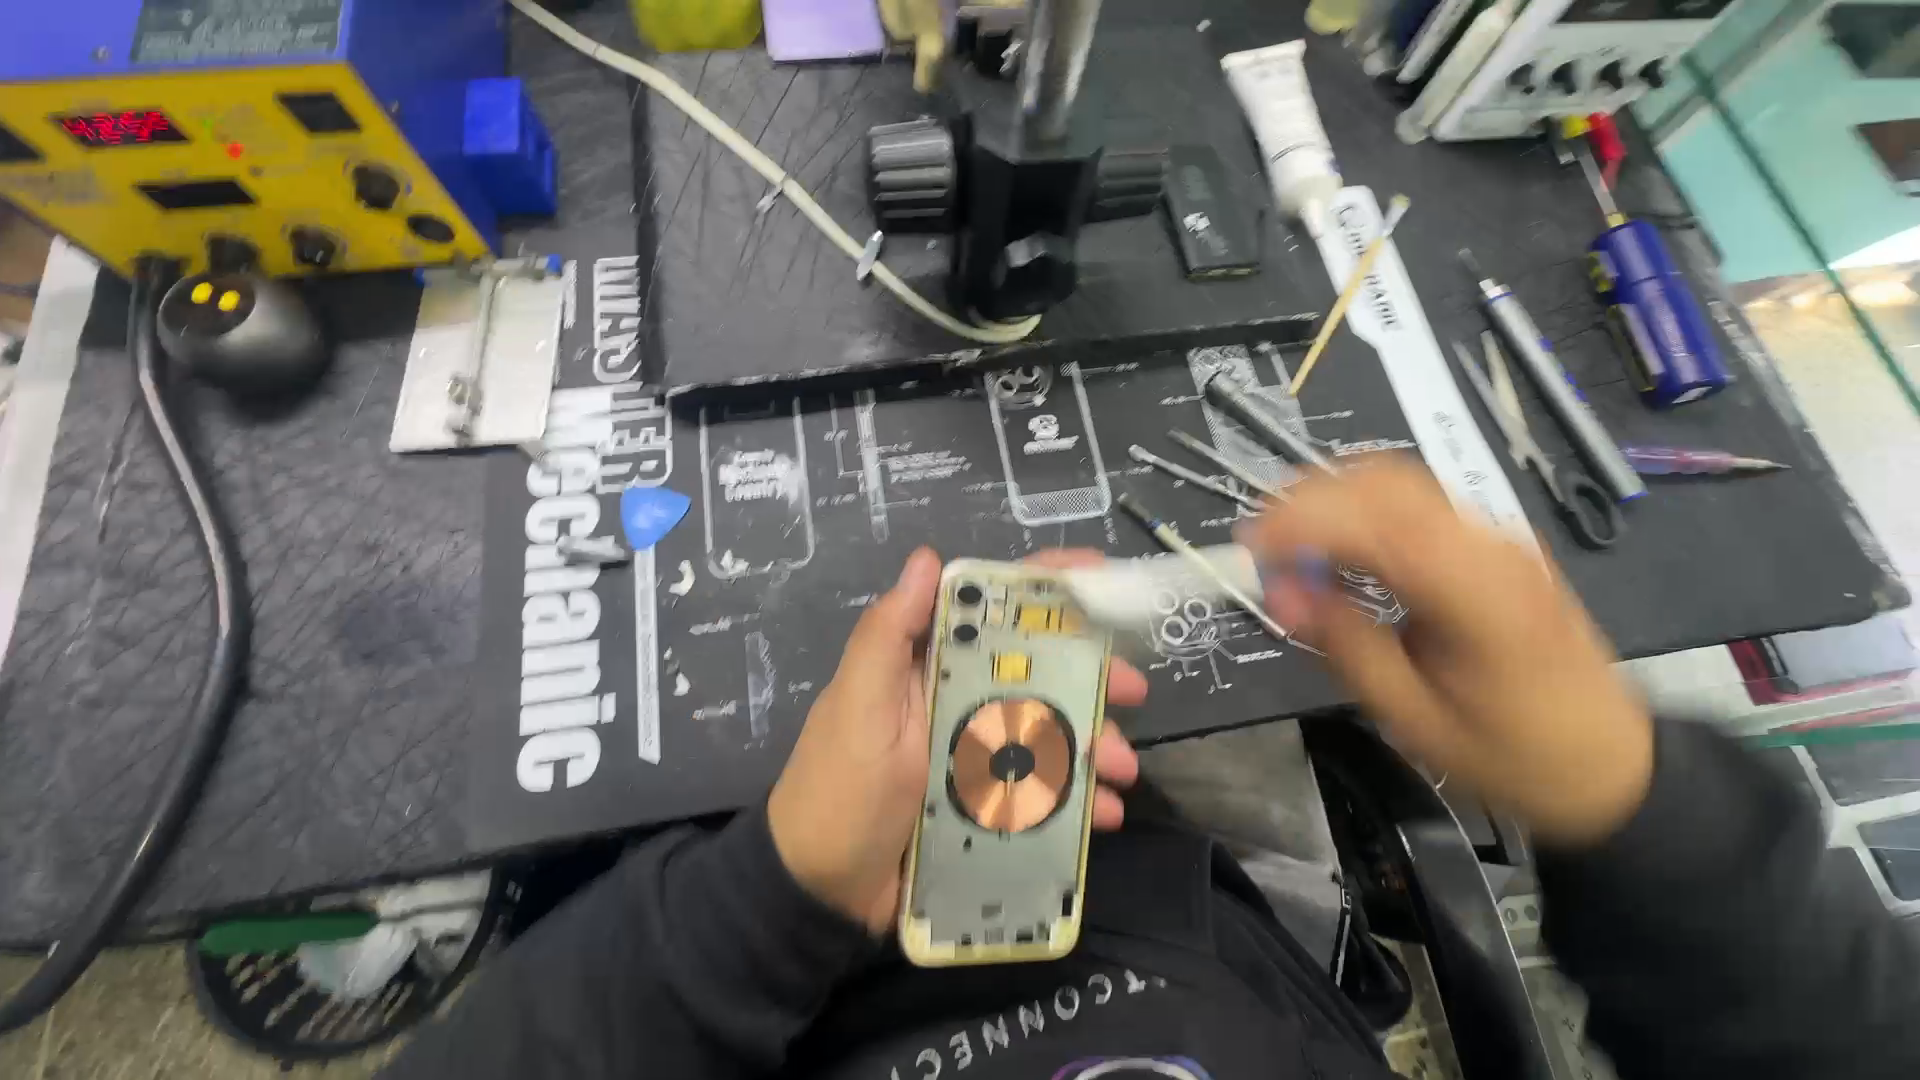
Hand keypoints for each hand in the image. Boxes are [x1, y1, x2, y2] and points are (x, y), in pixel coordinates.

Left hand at [767, 548, 1146, 933]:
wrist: (820, 892)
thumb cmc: (840, 789)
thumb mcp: (859, 705)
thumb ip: (888, 633)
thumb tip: (925, 557)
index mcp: (929, 667)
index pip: (988, 609)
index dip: (1042, 585)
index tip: (1099, 574)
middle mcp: (958, 700)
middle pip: (1036, 670)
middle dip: (1090, 673)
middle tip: (1136, 689)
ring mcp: (976, 754)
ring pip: (1050, 731)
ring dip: (1094, 741)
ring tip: (1120, 771)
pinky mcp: (988, 803)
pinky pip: (1046, 789)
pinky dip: (1079, 797)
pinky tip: (1101, 814)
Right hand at [1238, 460, 1653, 847]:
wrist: (1608, 762)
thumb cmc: (1508, 752)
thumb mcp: (1412, 715)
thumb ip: (1345, 644)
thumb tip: (1282, 591)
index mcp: (1474, 593)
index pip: (1377, 525)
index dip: (1303, 523)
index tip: (1250, 546)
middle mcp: (1489, 546)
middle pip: (1385, 483)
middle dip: (1308, 499)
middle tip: (1261, 543)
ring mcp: (1497, 536)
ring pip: (1399, 479)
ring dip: (1333, 495)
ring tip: (1288, 538)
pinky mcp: (1493, 542)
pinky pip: (1416, 499)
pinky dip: (1362, 504)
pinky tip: (1336, 539)